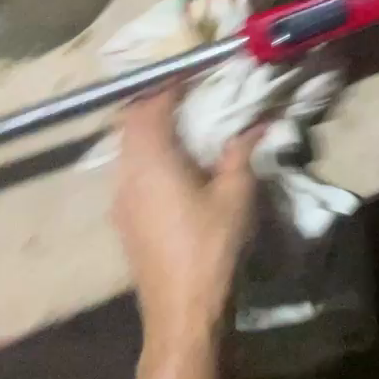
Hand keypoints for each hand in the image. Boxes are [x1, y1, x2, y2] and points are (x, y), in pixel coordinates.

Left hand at [112, 88, 263, 378]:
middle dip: (158, 103)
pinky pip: (133, 169)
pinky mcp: (126, 218)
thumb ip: (242, 150)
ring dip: (154, 129)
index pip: (147, 110)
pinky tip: (183, 159)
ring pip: (129, 149)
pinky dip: (153, 152)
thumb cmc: (213, 241)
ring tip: (193, 121)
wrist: (184, 305)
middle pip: (130, 126)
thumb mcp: (238, 190)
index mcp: (152, 164)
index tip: (197, 73)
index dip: (168, 86)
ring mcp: (121, 200)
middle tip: (195, 91)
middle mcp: (127, 177)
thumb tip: (257, 122)